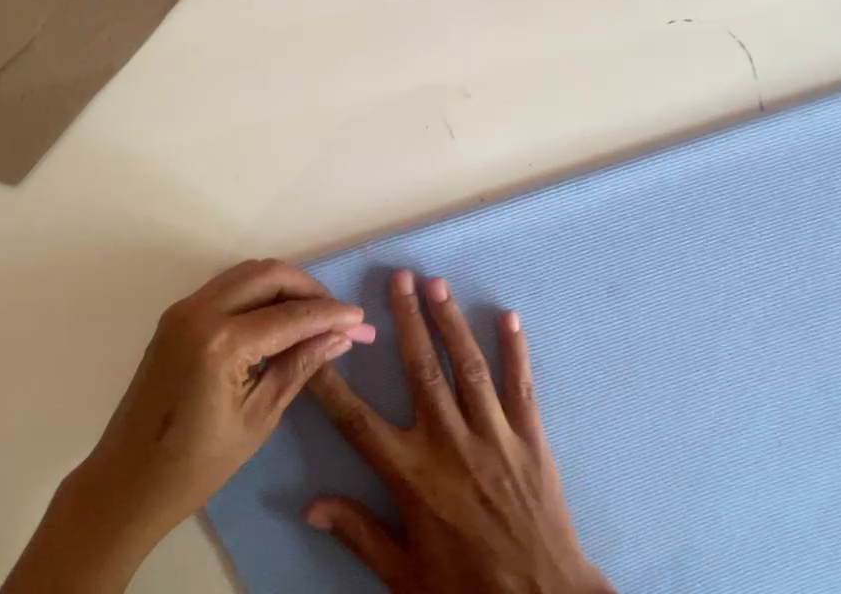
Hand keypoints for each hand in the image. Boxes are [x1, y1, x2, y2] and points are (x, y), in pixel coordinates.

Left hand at [2, 258, 374, 592]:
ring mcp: (182, 309)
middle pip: (267, 274)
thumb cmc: (197, 464)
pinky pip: (226, 288)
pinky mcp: (175, 317)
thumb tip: (339, 336)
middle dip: (308, 288)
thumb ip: (299, 366)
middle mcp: (199, 311)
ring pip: (245, 274)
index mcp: (221, 341)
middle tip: (338, 315)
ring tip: (314, 316)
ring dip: (282, 286)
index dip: (330, 314)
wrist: (128, 480)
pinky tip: (278, 319)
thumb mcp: (259, 417)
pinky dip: (257, 293)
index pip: (290, 314)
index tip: (361, 320)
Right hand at [304, 271, 610, 593]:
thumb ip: (359, 533)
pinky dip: (516, 351)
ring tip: (437, 284)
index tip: (315, 344)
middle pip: (421, 370)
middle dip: (407, 320)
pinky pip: (521, 387)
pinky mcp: (531, 440)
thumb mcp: (405, 575)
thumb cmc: (468, 589)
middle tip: (398, 277)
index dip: (330, 382)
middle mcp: (449, 444)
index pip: (357, 420)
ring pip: (467, 367)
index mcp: (412, 475)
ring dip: (451, 322)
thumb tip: (309, 507)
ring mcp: (493, 437)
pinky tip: (509, 317)